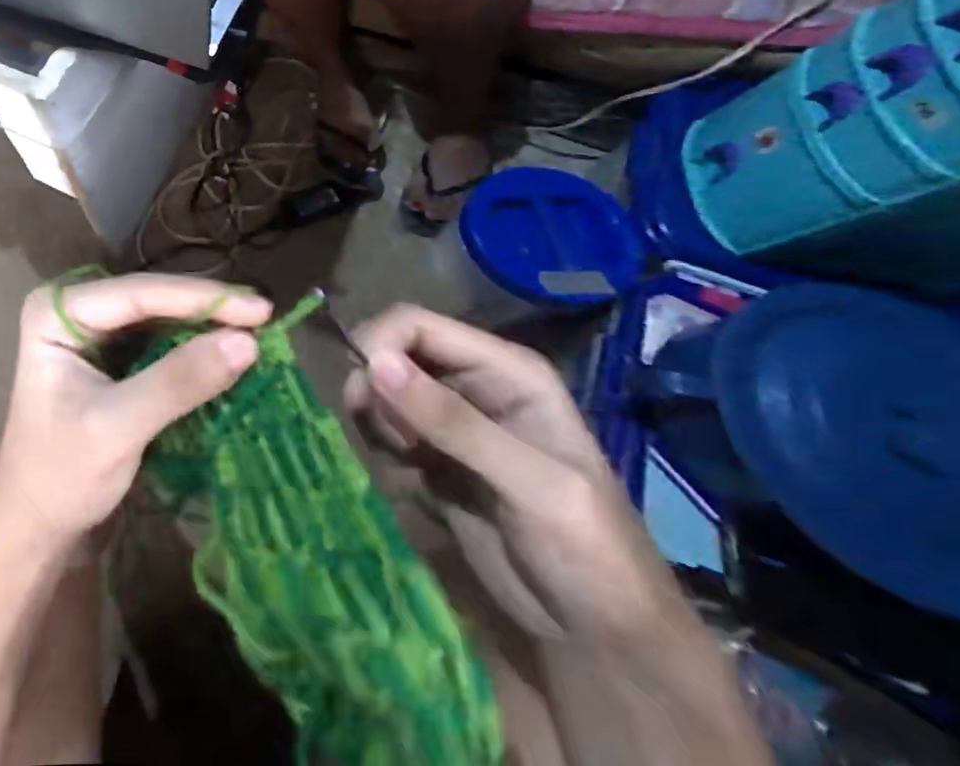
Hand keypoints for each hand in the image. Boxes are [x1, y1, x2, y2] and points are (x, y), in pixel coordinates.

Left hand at [0, 274, 269, 549]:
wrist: (35, 526)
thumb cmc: (60, 477)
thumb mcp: (119, 428)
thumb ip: (178, 382)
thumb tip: (248, 343)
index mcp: (56, 314)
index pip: (139, 294)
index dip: (203, 299)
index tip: (260, 310)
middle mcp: (74, 309)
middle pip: (154, 297)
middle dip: (209, 309)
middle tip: (265, 318)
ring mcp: (95, 332)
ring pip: (164, 315)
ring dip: (209, 324)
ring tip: (258, 329)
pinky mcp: (115, 355)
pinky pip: (164, 339)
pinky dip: (198, 345)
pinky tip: (230, 347)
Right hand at [344, 305, 680, 642]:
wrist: (599, 631)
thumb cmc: (586, 547)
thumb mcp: (529, 482)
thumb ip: (452, 422)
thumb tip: (375, 363)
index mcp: (506, 370)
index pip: (420, 327)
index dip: (381, 346)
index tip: (360, 394)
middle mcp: (474, 386)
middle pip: (395, 356)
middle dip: (376, 388)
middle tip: (393, 442)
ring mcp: (451, 427)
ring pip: (385, 397)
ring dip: (378, 423)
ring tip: (411, 465)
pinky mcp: (434, 464)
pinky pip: (387, 438)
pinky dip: (382, 453)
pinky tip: (411, 484)